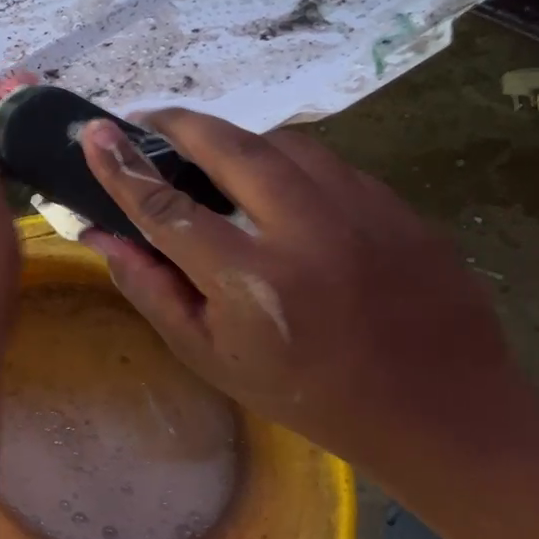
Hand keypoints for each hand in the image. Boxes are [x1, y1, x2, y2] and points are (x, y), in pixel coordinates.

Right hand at [76, 110, 521, 465]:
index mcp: (254, 281)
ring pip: (286, 146)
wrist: (444, 419)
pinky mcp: (405, 215)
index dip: (122, 165)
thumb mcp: (206, 352)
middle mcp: (312, 236)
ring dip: (235, 140)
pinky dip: (287, 162)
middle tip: (146, 119)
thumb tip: (97, 233)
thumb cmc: (304, 391)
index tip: (94, 131)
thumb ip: (147, 286)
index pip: (167, 206)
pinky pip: (332, 165)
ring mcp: (368, 219)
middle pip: (232, 150)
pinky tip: (272, 182)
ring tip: (208, 151)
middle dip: (180, 124)